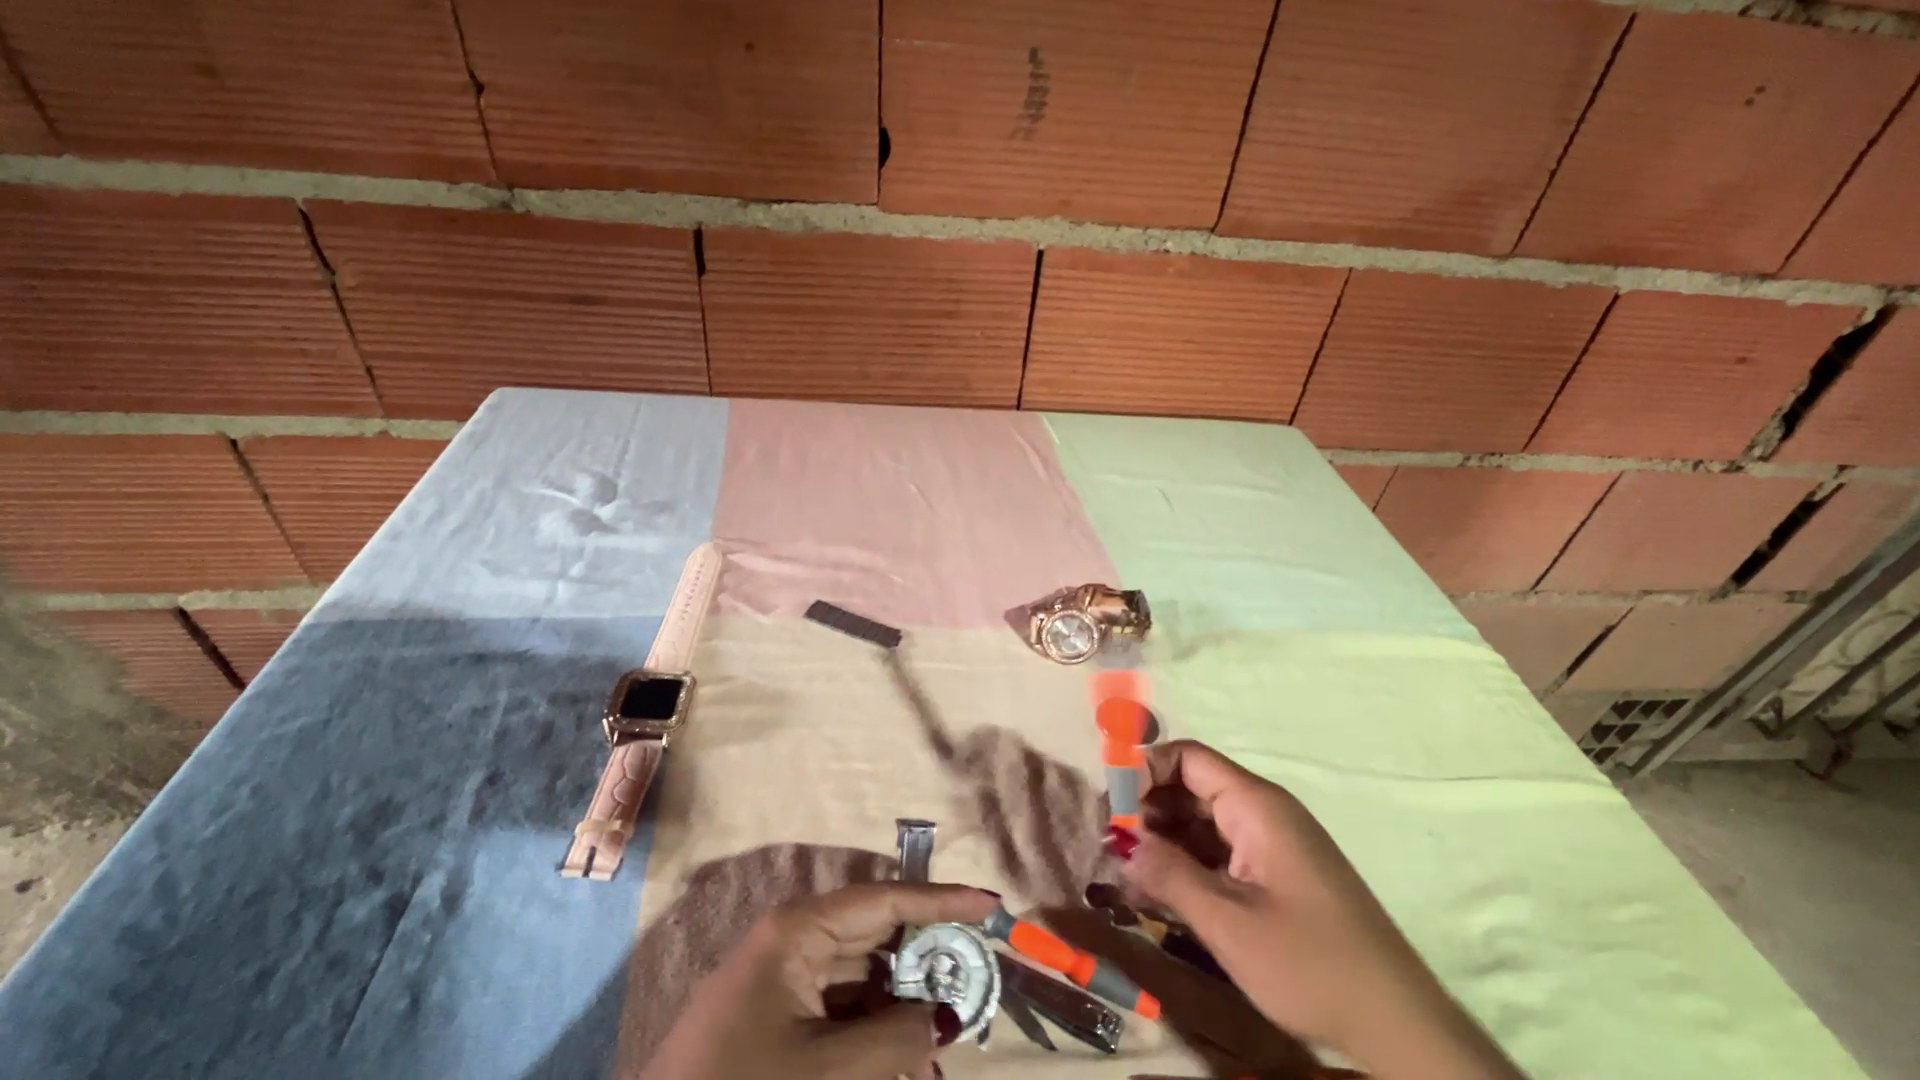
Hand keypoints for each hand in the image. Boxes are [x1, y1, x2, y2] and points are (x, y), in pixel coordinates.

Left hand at [640, 882, 996, 1079]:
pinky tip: (905, 1055)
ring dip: (903, 1004)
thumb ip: (896, 1039)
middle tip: (976, 978)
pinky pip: (841, 1011)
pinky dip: (876, 1029)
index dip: (941, 901)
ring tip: (945, 1033)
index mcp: (797, 931)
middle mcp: (791, 943)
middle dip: (927, 959)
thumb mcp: (829, 1071)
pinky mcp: (775, 1019)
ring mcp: (781, 981)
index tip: (990, 904)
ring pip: (862, 978)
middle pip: (876, 935)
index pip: (884, 900)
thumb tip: (940, 1018)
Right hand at [1117, 740, 1524, 1079]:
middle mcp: (1263, 814)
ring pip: (1201, 822)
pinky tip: (1157, 892)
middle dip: (1145, 809)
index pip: (1188, 758)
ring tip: (1123, 872)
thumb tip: (1121, 841)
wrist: (1394, 1018)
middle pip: (1191, 786)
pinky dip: (1185, 864)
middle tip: (1107, 845)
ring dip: (1161, 840)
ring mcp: (1270, 845)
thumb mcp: (1228, 923)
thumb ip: (1169, 876)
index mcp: (1257, 807)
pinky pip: (1218, 852)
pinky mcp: (1274, 875)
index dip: (1143, 771)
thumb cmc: (1310, 963)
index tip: (1108, 809)